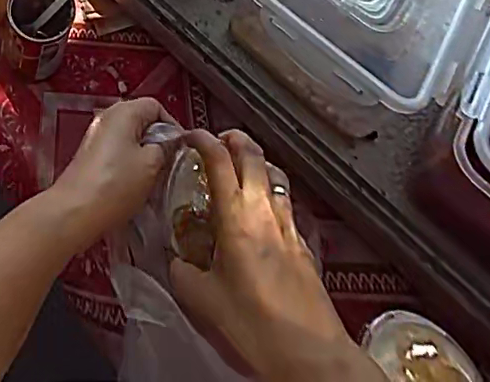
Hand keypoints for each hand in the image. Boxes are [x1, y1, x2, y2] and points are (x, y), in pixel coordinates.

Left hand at [39, 97, 172, 248]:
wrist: (72, 213)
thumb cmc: (115, 184)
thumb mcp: (151, 164)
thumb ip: (165, 147)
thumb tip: (167, 143)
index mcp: (124, 111)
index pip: (156, 106)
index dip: (172, 125)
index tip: (181, 149)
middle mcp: (107, 117)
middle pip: (142, 120)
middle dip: (158, 141)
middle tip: (169, 164)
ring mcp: (96, 136)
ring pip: (129, 138)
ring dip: (143, 155)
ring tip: (153, 178)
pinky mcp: (89, 156)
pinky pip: (117, 151)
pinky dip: (128, 163)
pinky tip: (133, 185)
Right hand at [170, 130, 382, 381]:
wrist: (312, 354)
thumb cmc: (256, 326)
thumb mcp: (204, 302)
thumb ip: (183, 273)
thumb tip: (176, 260)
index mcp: (236, 216)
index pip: (219, 159)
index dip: (203, 139)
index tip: (190, 136)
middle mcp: (264, 209)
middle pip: (252, 153)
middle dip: (233, 138)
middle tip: (218, 141)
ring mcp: (288, 222)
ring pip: (274, 172)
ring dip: (255, 161)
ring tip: (240, 169)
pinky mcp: (304, 241)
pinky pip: (286, 201)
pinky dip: (271, 192)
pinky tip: (263, 212)